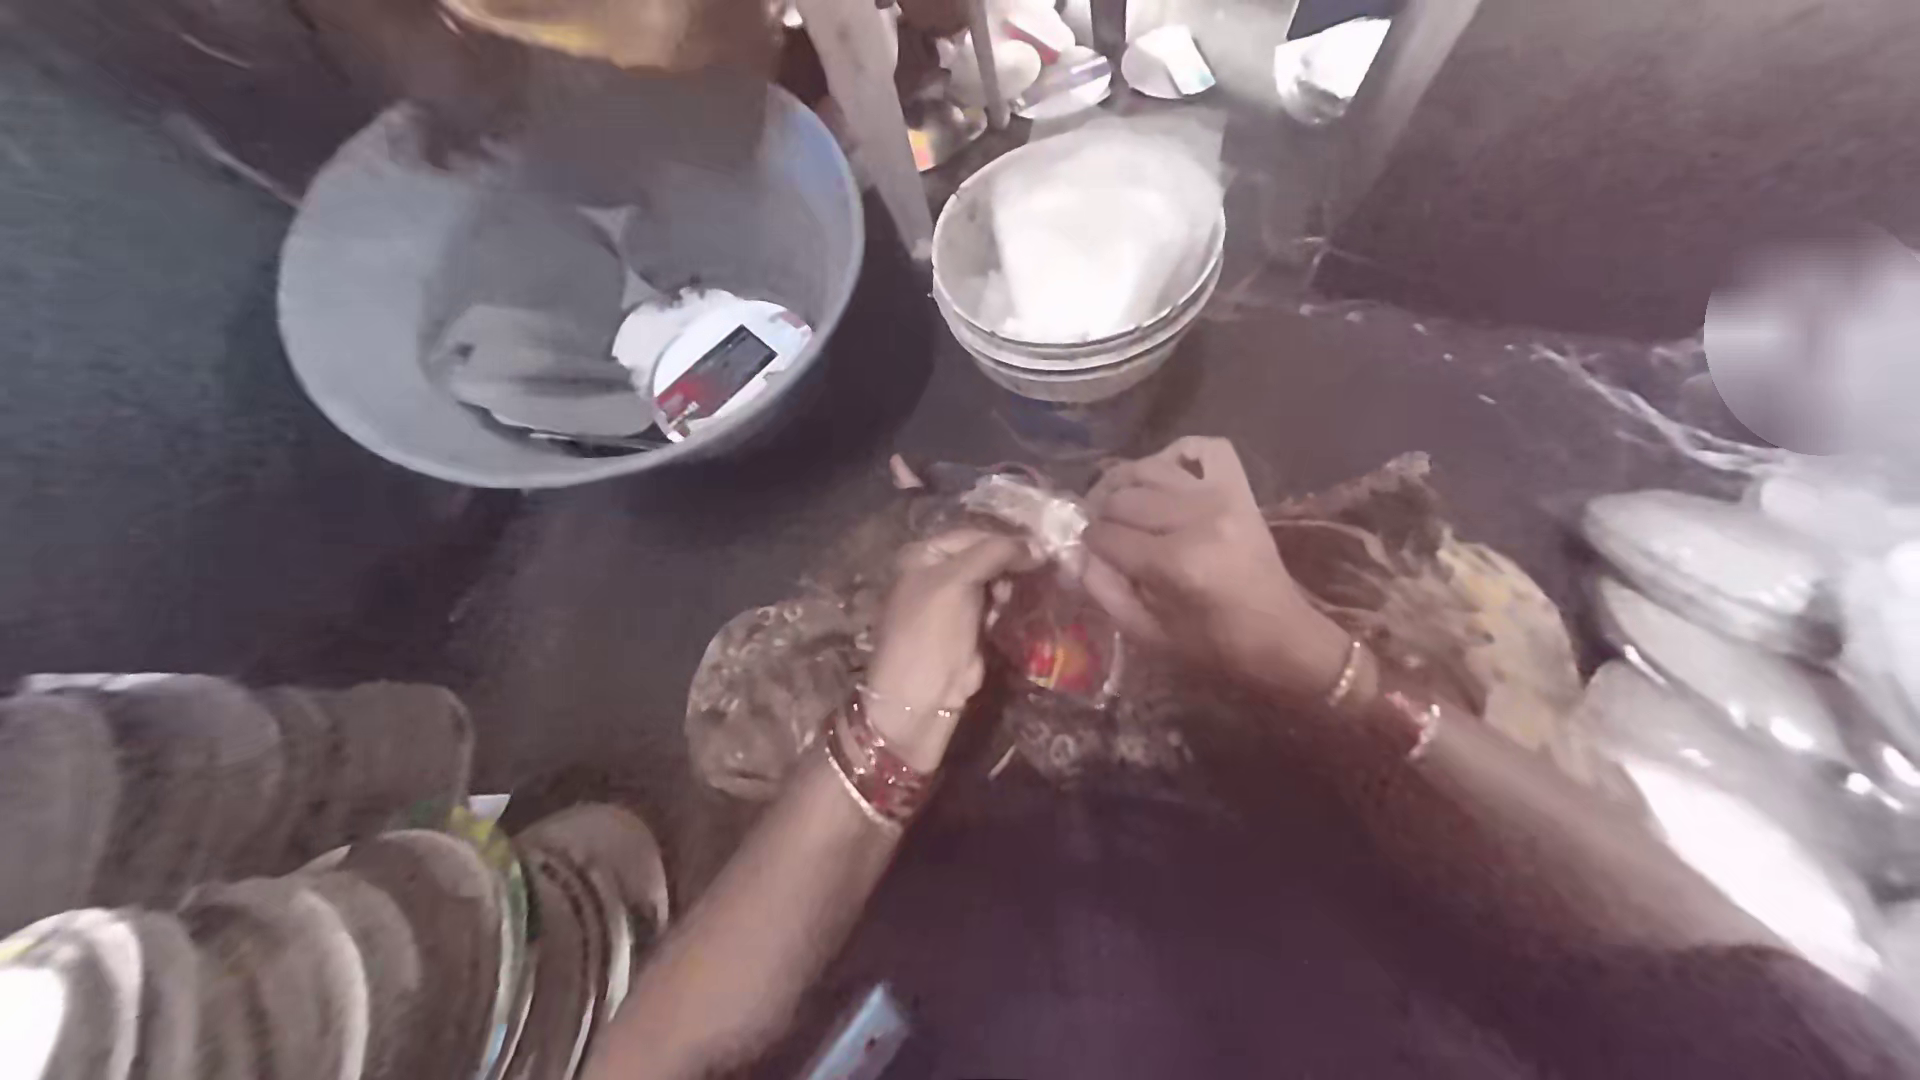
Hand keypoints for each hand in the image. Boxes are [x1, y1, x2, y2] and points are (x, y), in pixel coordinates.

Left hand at [866, 528, 1038, 769]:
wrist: (921, 694)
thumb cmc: (932, 629)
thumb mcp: (957, 579)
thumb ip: (995, 553)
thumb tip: (1038, 546)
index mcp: (923, 554)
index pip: (972, 535)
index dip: (1004, 540)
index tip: (1039, 549)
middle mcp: (936, 573)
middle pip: (984, 556)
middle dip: (1008, 563)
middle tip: (1033, 572)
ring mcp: (953, 601)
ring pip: (993, 581)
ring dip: (1008, 586)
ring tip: (1011, 598)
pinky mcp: (970, 627)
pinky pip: (995, 605)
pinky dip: (1006, 606)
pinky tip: (1010, 612)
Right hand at [1081, 437, 1351, 699]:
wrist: (1281, 637)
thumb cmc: (1212, 645)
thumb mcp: (1146, 633)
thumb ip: (1102, 590)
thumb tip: (1076, 553)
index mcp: (1177, 564)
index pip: (1105, 535)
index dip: (1088, 544)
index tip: (1089, 554)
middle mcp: (1198, 520)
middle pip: (1121, 498)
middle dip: (1101, 516)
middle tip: (1103, 534)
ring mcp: (1223, 497)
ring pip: (1148, 469)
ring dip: (1124, 485)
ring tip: (1120, 505)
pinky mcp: (1240, 489)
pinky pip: (1204, 448)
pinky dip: (1178, 454)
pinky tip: (1164, 477)